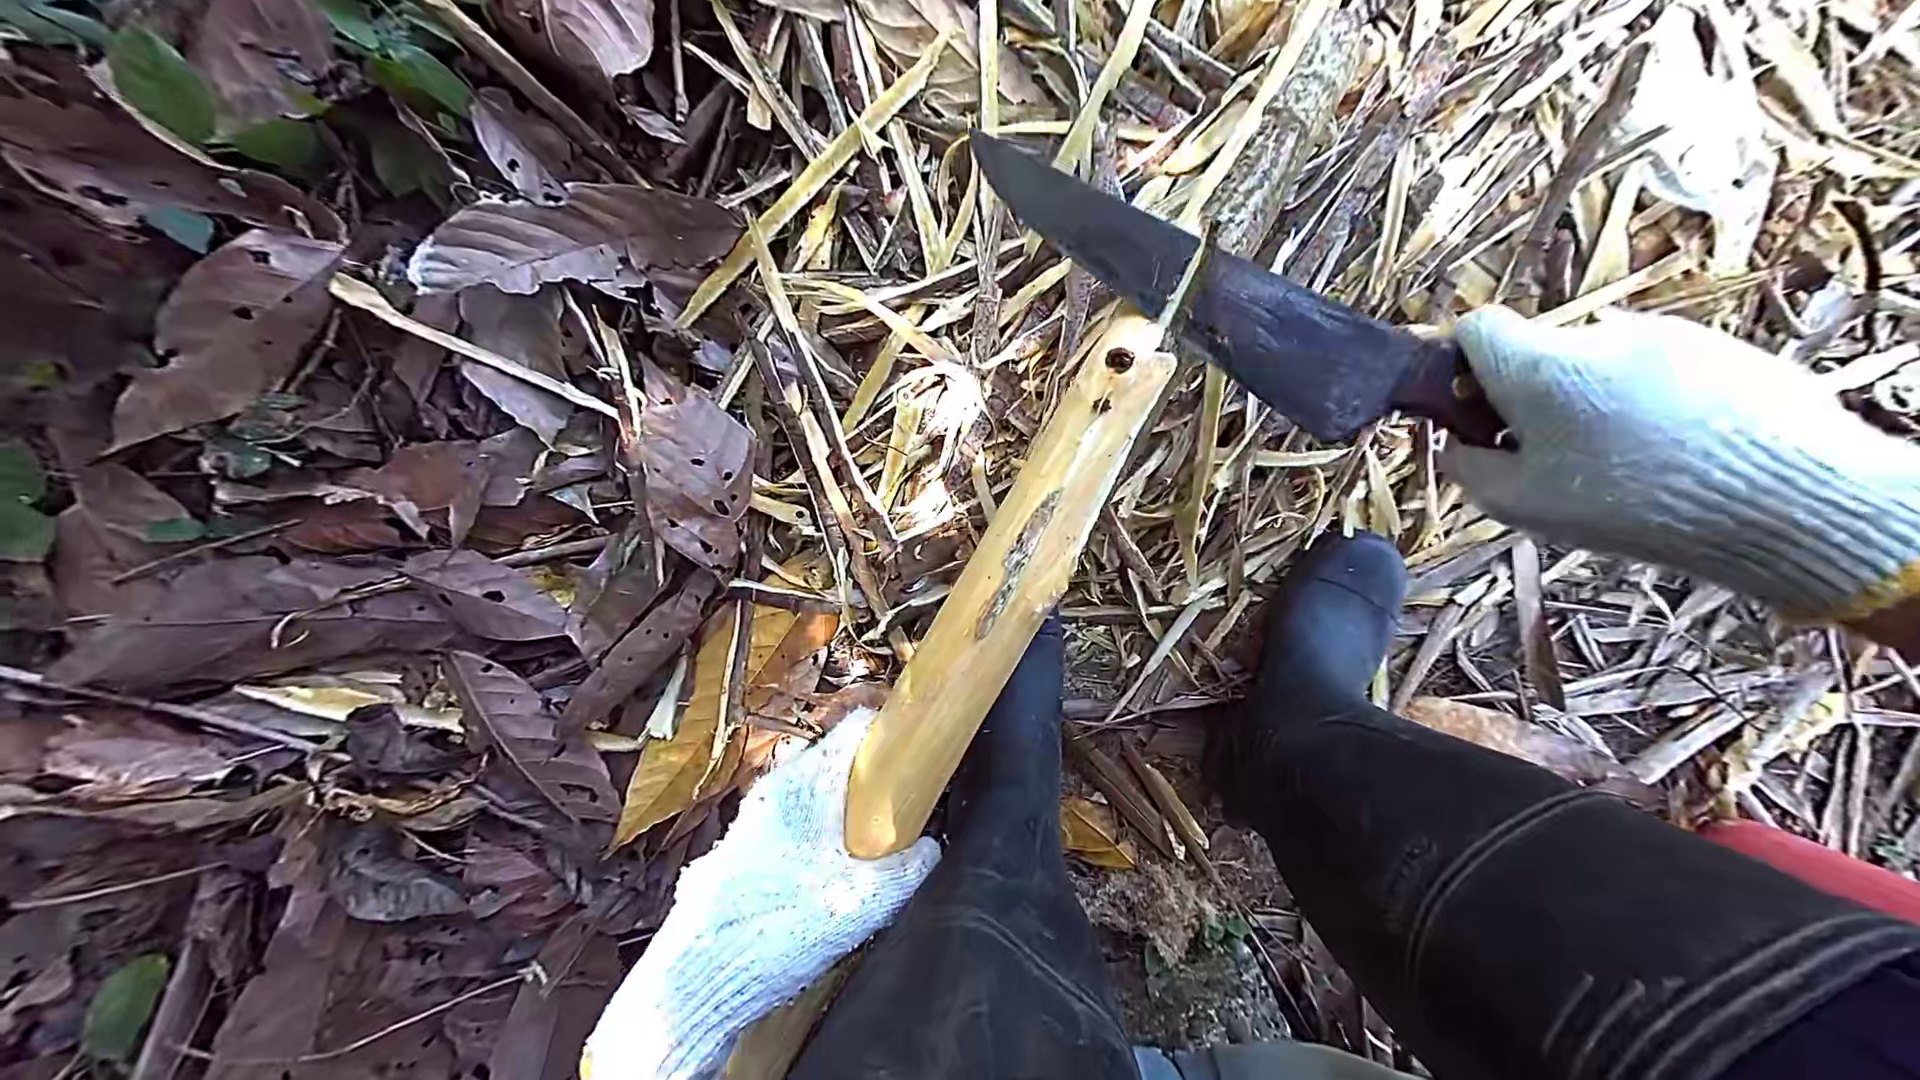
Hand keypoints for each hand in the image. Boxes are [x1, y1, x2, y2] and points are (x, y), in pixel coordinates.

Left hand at [582, 709, 938, 1079]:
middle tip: (888, 815)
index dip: (889, 732)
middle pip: (835, 760)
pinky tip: (813, 881)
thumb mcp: (866, 901)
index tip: (908, 750)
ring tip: (853, 854)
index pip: (857, 725)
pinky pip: (785, 821)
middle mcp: (776, 786)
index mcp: (809, 781)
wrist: (697, 980)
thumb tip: (929, 850)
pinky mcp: (736, 845)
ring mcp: (751, 814)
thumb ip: (909, 868)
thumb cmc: (778, 929)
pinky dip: (807, 835)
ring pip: (808, 792)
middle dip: (866, 782)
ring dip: (836, 812)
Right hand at [1442, 306, 1919, 617]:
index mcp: (1537, 366)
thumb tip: (1458, 440)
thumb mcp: (1511, 500)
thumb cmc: (1625, 503)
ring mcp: (1667, 336)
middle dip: (1524, 393)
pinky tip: (1663, 446)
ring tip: (1611, 454)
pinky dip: (1637, 399)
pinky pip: (1649, 367)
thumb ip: (1464, 461)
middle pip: (1535, 351)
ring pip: (1592, 361)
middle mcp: (1598, 335)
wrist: (1790, 504)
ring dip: (1582, 398)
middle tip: (1541, 449)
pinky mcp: (1722, 347)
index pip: (1475, 327)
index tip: (1473, 407)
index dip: (1461, 364)